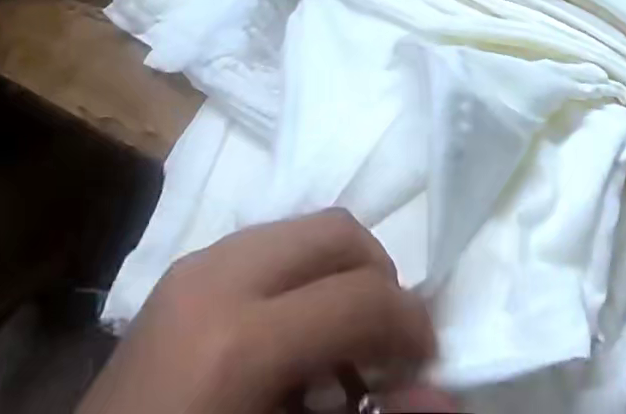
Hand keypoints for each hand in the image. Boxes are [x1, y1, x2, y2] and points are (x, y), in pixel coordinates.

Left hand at [76, 210, 439, 413]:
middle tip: (387, 344)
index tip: (426, 362)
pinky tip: (291, 340)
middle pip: (335, 230)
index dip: (410, 325)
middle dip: (379, 278)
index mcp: (240, 341)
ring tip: (339, 346)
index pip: (359, 295)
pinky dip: (299, 277)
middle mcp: (217, 276)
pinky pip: (263, 246)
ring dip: (338, 275)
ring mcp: (193, 264)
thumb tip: (444, 398)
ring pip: (300, 229)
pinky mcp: (181, 269)